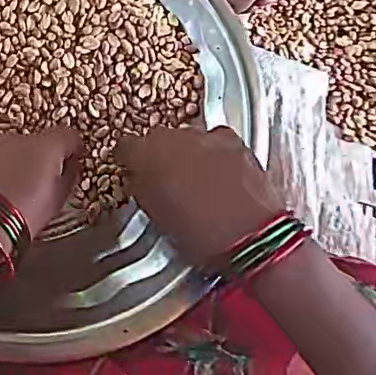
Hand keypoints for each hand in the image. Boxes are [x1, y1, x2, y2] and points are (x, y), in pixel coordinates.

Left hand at [0, 127, 82, 236]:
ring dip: (15, 164)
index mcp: (46, 146)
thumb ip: (68, 177)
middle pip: (37, 142)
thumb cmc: (21, 216)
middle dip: (40, 159)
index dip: (72, 149)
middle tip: (41, 187)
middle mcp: (17, 138)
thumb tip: (70, 167)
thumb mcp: (57, 201)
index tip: (73, 163)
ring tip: (14, 194)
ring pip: (11, 150)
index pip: (68, 136)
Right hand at [116, 125, 284, 267]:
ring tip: (196, 177)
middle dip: (159, 154)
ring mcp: (202, 136)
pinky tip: (219, 169)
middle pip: (157, 138)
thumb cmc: (197, 233)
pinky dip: (214, 150)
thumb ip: (141, 186)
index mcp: (144, 154)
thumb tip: (140, 178)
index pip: (125, 146)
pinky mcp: (231, 140)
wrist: (250, 237)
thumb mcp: (154, 213)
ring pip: (186, 136)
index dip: (129, 158)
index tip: (132, 168)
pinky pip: (215, 139)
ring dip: (187, 151)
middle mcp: (170, 137)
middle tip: (166, 179)